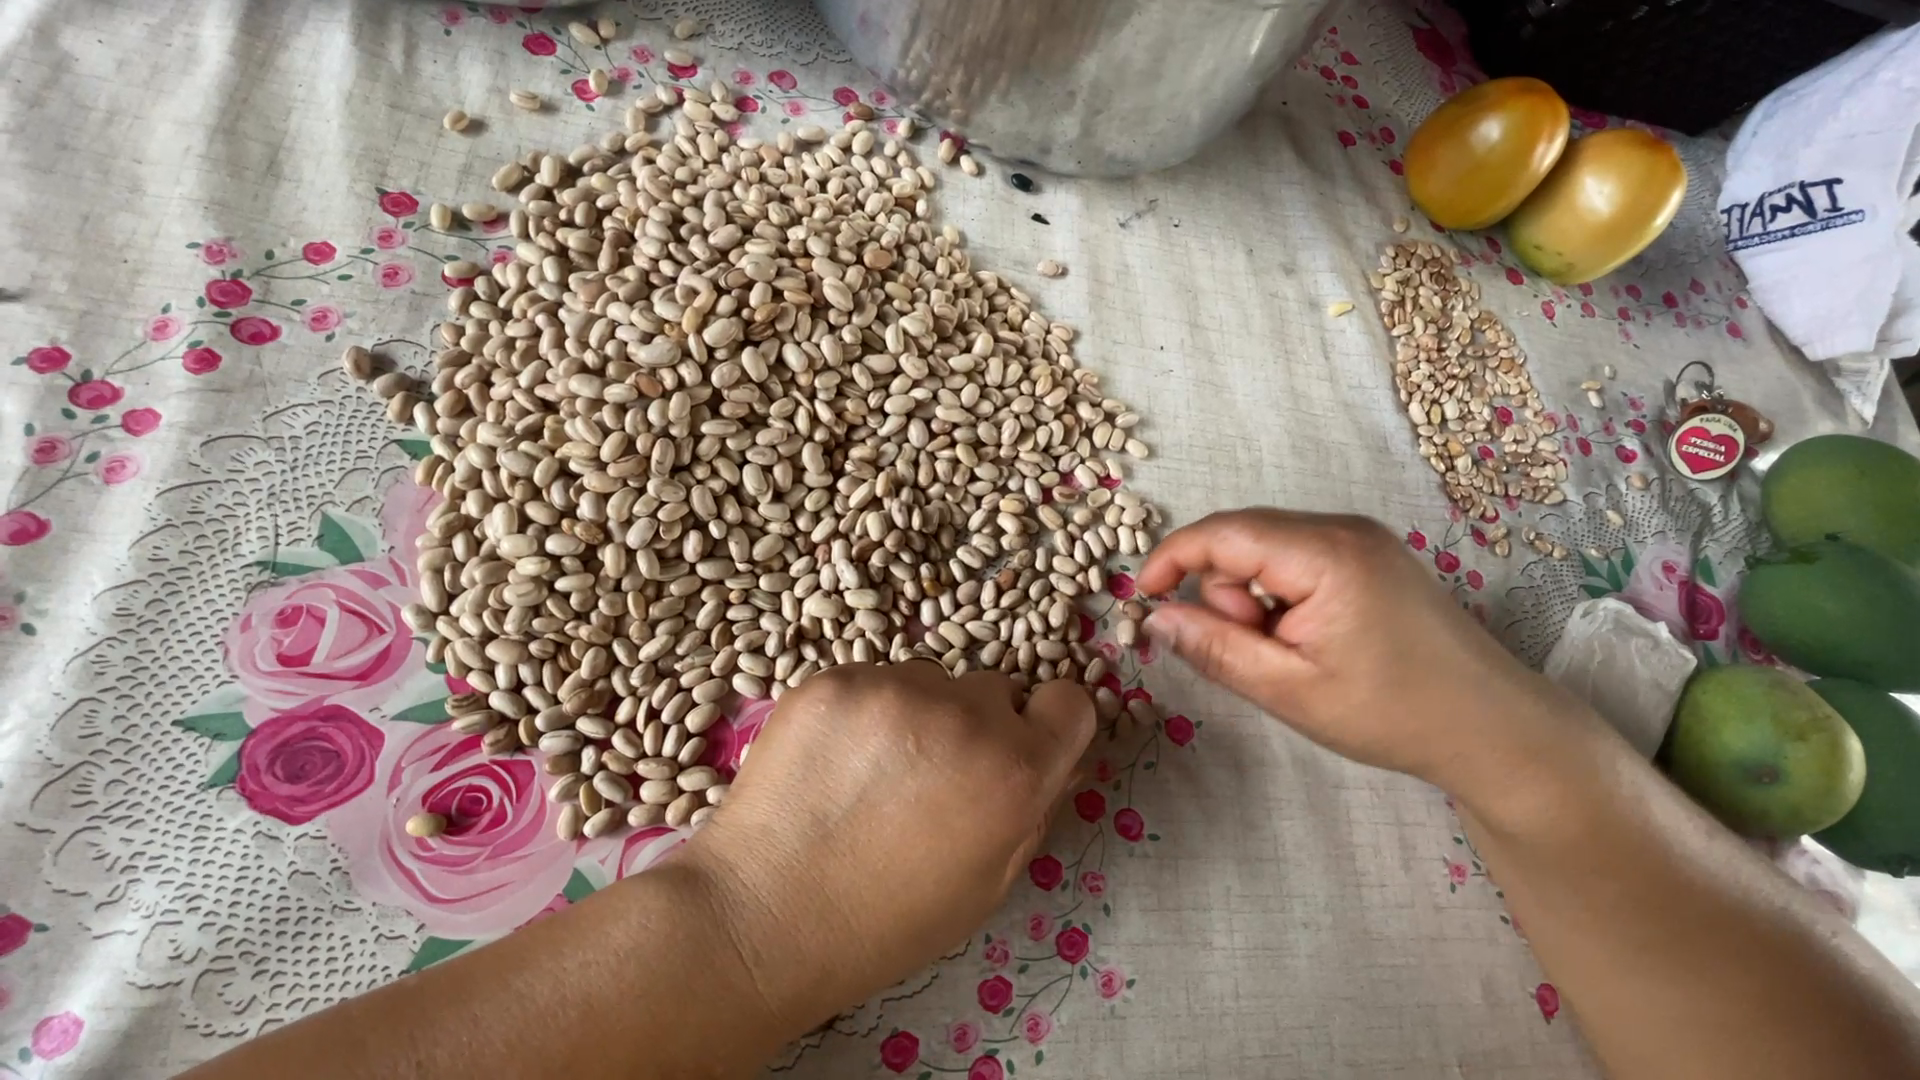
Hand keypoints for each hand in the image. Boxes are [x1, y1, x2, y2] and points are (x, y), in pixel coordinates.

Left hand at [676, 662, 1094, 1035]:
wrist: (764, 918)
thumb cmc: (886, 922)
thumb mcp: (988, 884)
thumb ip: (1032, 809)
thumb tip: (1053, 759)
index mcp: (1015, 772)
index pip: (1069, 702)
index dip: (1048, 726)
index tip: (1022, 745)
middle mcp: (964, 715)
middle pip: (995, 691)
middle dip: (977, 726)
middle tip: (932, 775)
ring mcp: (894, 688)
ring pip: (931, 681)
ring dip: (919, 715)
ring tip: (872, 773)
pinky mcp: (835, 678)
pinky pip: (874, 679)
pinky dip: (865, 710)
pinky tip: (834, 761)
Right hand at [1136, 508, 1587, 792]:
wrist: (1495, 728)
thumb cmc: (1392, 713)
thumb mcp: (1288, 689)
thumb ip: (1214, 648)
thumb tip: (1154, 616)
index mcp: (1326, 554)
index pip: (1223, 533)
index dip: (1172, 558)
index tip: (1141, 596)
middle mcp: (1343, 529)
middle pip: (1241, 539)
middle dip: (1224, 592)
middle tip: (1256, 650)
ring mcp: (1360, 538)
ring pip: (1264, 551)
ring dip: (1253, 598)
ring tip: (1290, 651)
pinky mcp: (1368, 555)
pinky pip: (1293, 560)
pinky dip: (1279, 597)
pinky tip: (1307, 638)